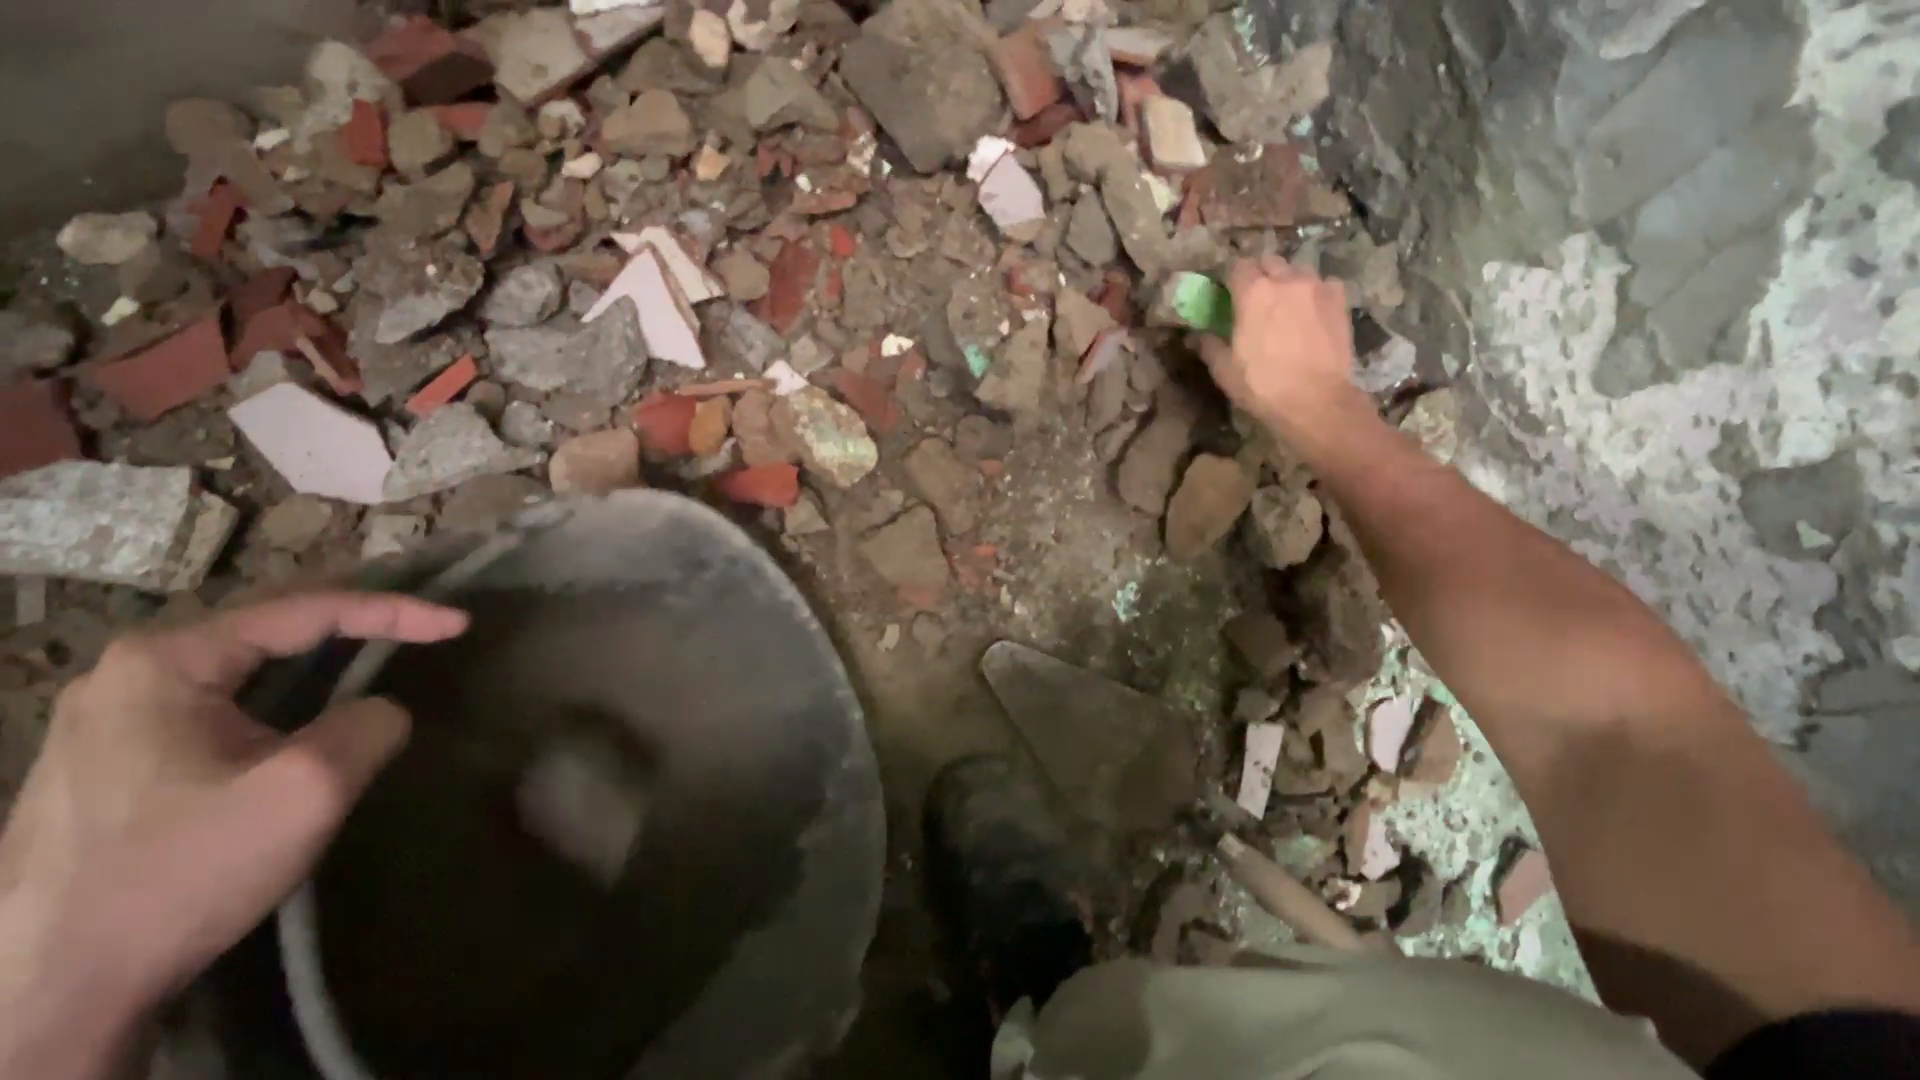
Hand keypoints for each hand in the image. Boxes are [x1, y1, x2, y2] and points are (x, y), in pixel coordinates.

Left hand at [0, 592, 466, 1077]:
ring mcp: (107, 716)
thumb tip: (382, 710)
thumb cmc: (181, 874)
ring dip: (312, 657)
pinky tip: (300, 710)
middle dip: (351, 617)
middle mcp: (124, 671)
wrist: (51, 991)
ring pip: (239, 665)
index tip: (460, 623)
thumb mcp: (306, 792)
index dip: (395, 610)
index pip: (306, 610)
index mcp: (166, 660)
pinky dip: (276, 693)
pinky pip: (215, 702)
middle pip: (266, 624)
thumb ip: (369, 725)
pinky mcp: (107, 760)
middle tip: (419, 619)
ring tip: (374, 649)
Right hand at [1197, 256, 1359, 428]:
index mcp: (1253, 292)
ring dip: (1289, 279)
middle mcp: (1285, 280)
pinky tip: (1313, 308)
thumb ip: (1208, 345)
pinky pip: (1325, 283)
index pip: (1237, 265)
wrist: (1315, 400)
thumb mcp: (1224, 370)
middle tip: (1255, 296)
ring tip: (1286, 301)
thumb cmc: (1262, 385)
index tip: (1227, 290)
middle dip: (1260, 272)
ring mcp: (1316, 287)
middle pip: (1269, 261)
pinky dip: (1316, 290)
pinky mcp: (1339, 300)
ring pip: (1298, 269)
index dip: (1231, 276)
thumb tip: (1194, 335)